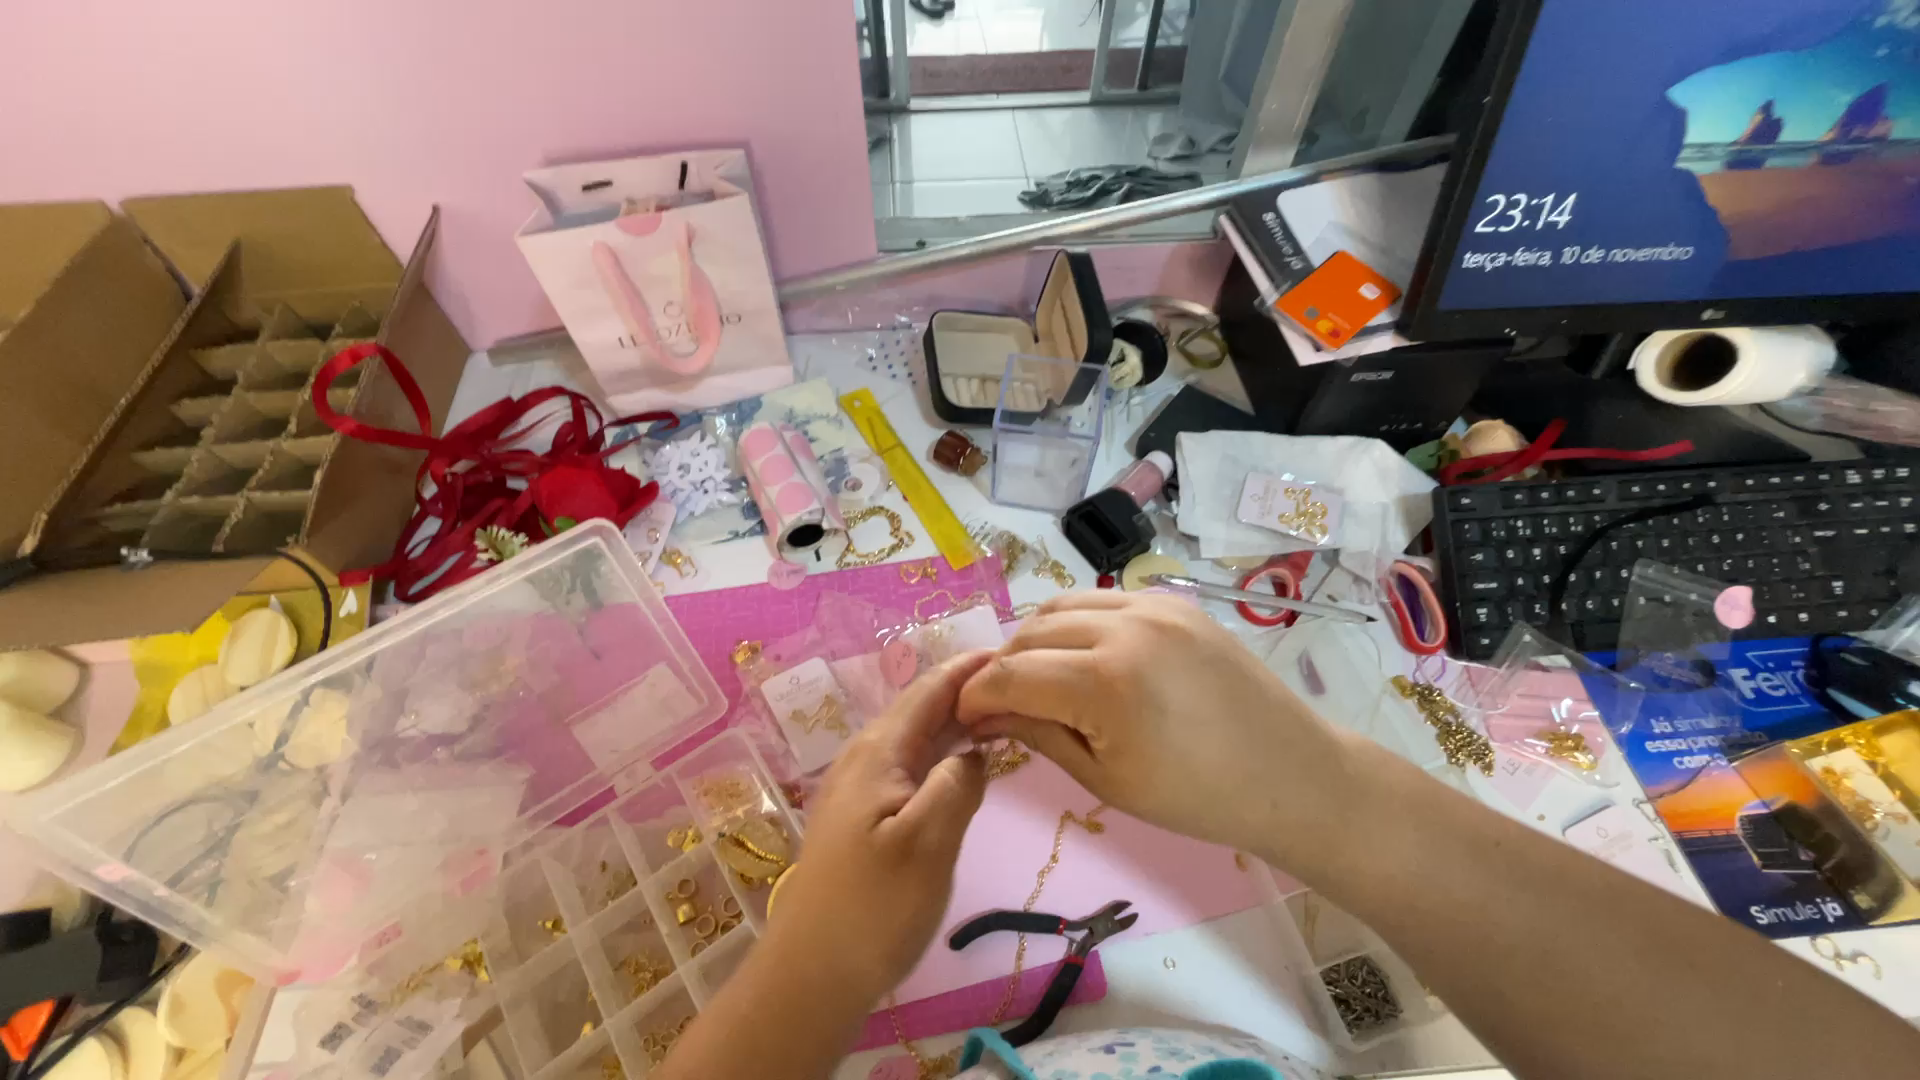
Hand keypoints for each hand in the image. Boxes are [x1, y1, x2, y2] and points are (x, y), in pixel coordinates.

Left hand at [762, 652, 990, 999]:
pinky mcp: (865, 818)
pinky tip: (967, 768)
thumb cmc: (873, 908)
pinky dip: (945, 757)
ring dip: (958, 724)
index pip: (929, 690)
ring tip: (1004, 715)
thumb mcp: (928, 842)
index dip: (968, 668)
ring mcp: (862, 789)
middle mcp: (866, 758)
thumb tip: (976, 750)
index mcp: (879, 751)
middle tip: (1020, 683)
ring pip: (919, 740)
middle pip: (923, 710)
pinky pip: (912, 769)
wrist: (811, 975)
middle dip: (968, 692)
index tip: (1010, 649)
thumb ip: (958, 783)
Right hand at [954, 592, 1360, 867]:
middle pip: (1030, 633)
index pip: (1011, 675)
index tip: (965, 717)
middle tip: (999, 704)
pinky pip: (1101, 601)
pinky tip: (1081, 657)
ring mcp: (1152, 605)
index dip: (977, 696)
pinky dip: (1076, 624)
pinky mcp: (1173, 602)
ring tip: (1038, 677)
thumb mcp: (1104, 778)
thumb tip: (983, 716)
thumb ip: (1037, 733)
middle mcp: (1124, 627)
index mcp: (1105, 682)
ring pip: (1060, 606)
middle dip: (1003, 668)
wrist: (1289, 775)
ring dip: (1035, 639)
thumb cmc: (1196, 797)